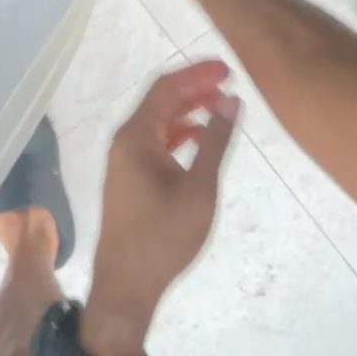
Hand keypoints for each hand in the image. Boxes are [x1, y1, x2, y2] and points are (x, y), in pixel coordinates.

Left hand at [82, 61, 240, 355]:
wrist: (125, 287)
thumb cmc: (163, 236)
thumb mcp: (199, 188)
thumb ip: (215, 140)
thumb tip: (232, 100)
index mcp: (136, 135)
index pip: (167, 86)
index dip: (198, 73)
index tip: (228, 69)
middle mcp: (125, 139)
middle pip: (161, 99)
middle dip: (195, 87)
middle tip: (229, 82)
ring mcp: (125, 158)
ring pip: (159, 119)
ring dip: (188, 109)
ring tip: (220, 106)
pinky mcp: (130, 176)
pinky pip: (156, 139)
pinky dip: (179, 131)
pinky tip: (200, 136)